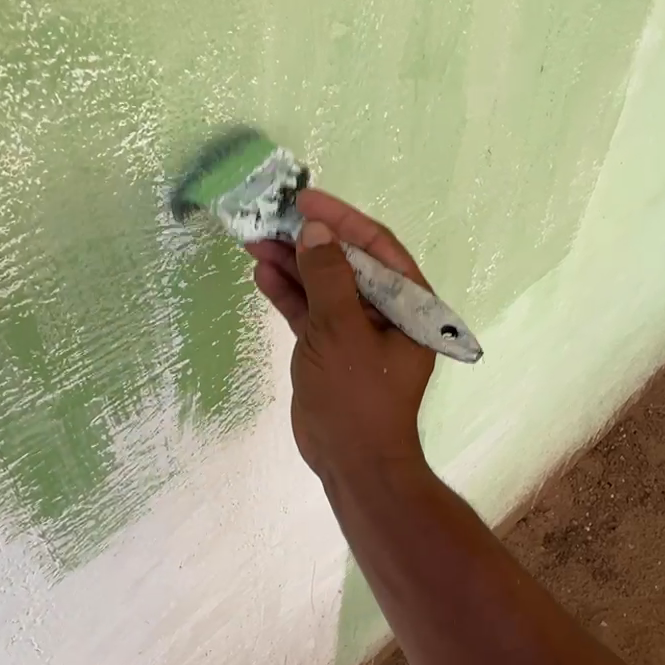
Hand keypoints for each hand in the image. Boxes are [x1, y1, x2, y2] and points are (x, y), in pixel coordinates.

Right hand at [245, 190, 436, 485]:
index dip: (340, 219)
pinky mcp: (330, 347)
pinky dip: (287, 294)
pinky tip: (262, 275)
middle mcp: (386, 310)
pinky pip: (309, 311)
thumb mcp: (342, 331)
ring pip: (322, 285)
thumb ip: (328, 278)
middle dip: (307, 240)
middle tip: (268, 219)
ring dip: (291, 264)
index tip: (304, 201)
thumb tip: (316, 232)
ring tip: (254, 241)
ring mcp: (355, 329)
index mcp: (410, 303)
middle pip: (345, 261)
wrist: (352, 463)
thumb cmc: (358, 397)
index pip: (375, 246)